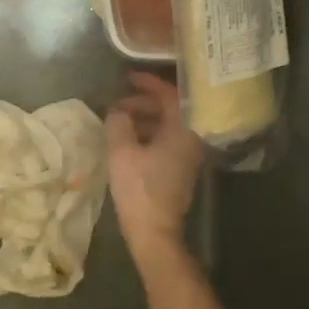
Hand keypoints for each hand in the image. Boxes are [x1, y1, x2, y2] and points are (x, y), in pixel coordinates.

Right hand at [106, 72, 204, 264]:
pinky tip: (127, 140)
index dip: (149, 83)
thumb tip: (117, 110)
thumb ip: (119, 123)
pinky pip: (166, 140)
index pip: (170, 95)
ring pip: (167, 126)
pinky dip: (148, 134)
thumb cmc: (139, 188)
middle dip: (142, 103)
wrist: (154, 230)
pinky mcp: (180, 169)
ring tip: (117, 120)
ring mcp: (188, 155)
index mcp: (182, 130)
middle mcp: (191, 139)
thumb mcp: (121, 151)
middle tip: (117, 103)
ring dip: (143, 119)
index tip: (128, 78)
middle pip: (170, 110)